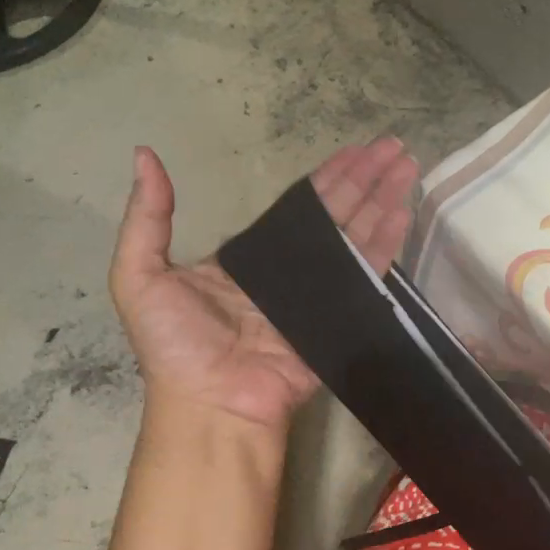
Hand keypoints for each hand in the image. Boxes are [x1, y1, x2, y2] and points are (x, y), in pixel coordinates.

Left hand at [109, 139, 419, 427]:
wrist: (211, 403)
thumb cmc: (175, 344)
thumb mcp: (140, 275)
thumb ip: (148, 217)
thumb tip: (145, 154)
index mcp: (251, 258)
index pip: (298, 208)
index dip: (327, 178)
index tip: (355, 150)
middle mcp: (292, 271)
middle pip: (337, 214)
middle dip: (366, 178)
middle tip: (395, 147)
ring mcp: (321, 294)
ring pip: (358, 236)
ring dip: (384, 200)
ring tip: (408, 167)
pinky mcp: (341, 317)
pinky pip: (366, 273)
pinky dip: (386, 243)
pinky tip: (403, 212)